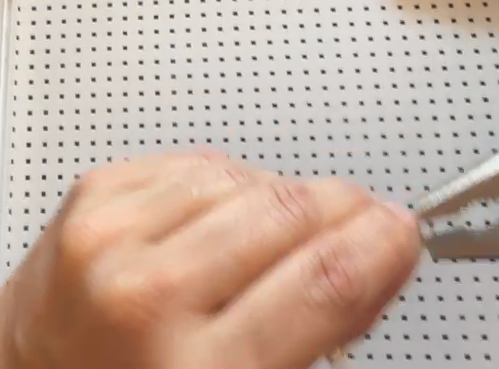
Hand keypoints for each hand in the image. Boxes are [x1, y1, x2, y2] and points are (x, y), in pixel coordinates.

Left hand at [0, 152, 420, 368]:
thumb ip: (309, 338)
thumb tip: (373, 269)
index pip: (321, 286)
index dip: (380, 247)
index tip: (403, 230)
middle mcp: (150, 296)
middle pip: (287, 213)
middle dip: (343, 205)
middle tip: (366, 215)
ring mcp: (116, 232)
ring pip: (246, 177)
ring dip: (282, 194)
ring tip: (284, 226)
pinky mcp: (96, 190)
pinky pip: (196, 161)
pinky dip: (228, 180)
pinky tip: (227, 209)